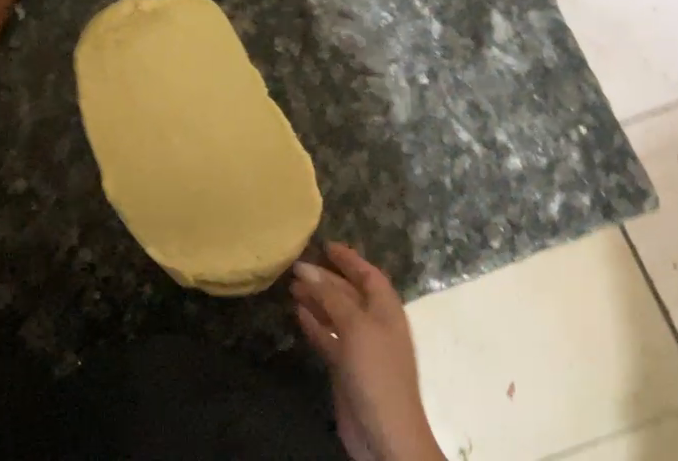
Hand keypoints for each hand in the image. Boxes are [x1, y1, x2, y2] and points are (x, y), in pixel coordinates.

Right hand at [292, 243, 443, 460]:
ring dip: (316, 299)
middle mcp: (376, 326)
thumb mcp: (355, 326)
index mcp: (387, 312)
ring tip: (291, 286)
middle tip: (297, 266)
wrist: (385, 433)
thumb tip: (305, 267)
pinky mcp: (346, 368)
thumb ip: (330, 295)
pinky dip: (314, 324)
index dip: (350, 259)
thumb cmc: (376, 371)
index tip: (325, 244)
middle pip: (351, 293)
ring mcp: (361, 349)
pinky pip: (328, 338)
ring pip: (336, 315)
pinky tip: (297, 314)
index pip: (370, 276)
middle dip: (327, 278)